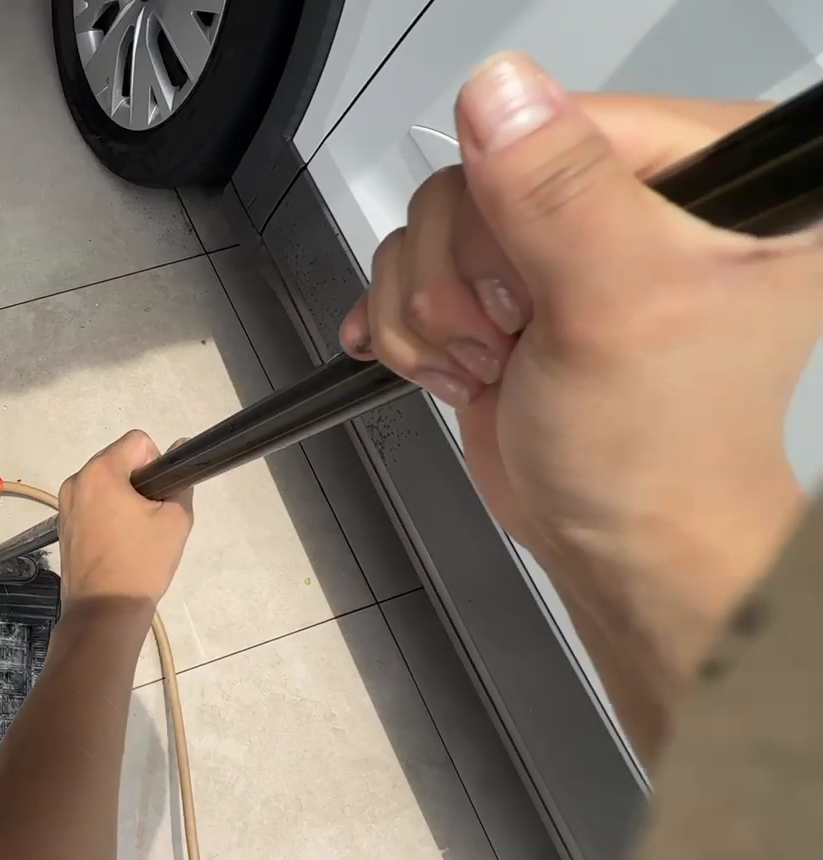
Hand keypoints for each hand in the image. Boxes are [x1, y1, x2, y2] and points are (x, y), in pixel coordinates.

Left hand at [57, 430, 192, 609]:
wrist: (104, 608)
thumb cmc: (141, 562)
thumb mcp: (175, 519)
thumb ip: (179, 480)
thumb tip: (180, 450)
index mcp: (99, 472)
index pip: (137, 441)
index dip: (156, 463)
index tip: (159, 494)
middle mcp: (75, 481)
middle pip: (117, 460)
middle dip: (138, 481)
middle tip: (150, 517)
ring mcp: (65, 504)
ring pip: (104, 483)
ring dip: (122, 498)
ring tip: (135, 533)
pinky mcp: (63, 525)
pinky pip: (91, 504)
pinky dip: (107, 514)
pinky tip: (118, 542)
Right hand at [340, 52, 820, 752]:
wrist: (602, 527)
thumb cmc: (647, 441)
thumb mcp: (616, 304)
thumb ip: (555, 193)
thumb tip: (493, 89)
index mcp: (706, 175)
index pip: (552, 131)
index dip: (504, 215)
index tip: (531, 295)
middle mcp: (622, 204)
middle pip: (466, 190)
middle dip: (457, 286)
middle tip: (510, 338)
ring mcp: (544, 255)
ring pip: (419, 240)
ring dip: (426, 321)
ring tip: (486, 364)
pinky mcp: (486, 299)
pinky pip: (397, 281)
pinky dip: (398, 333)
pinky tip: (435, 365)